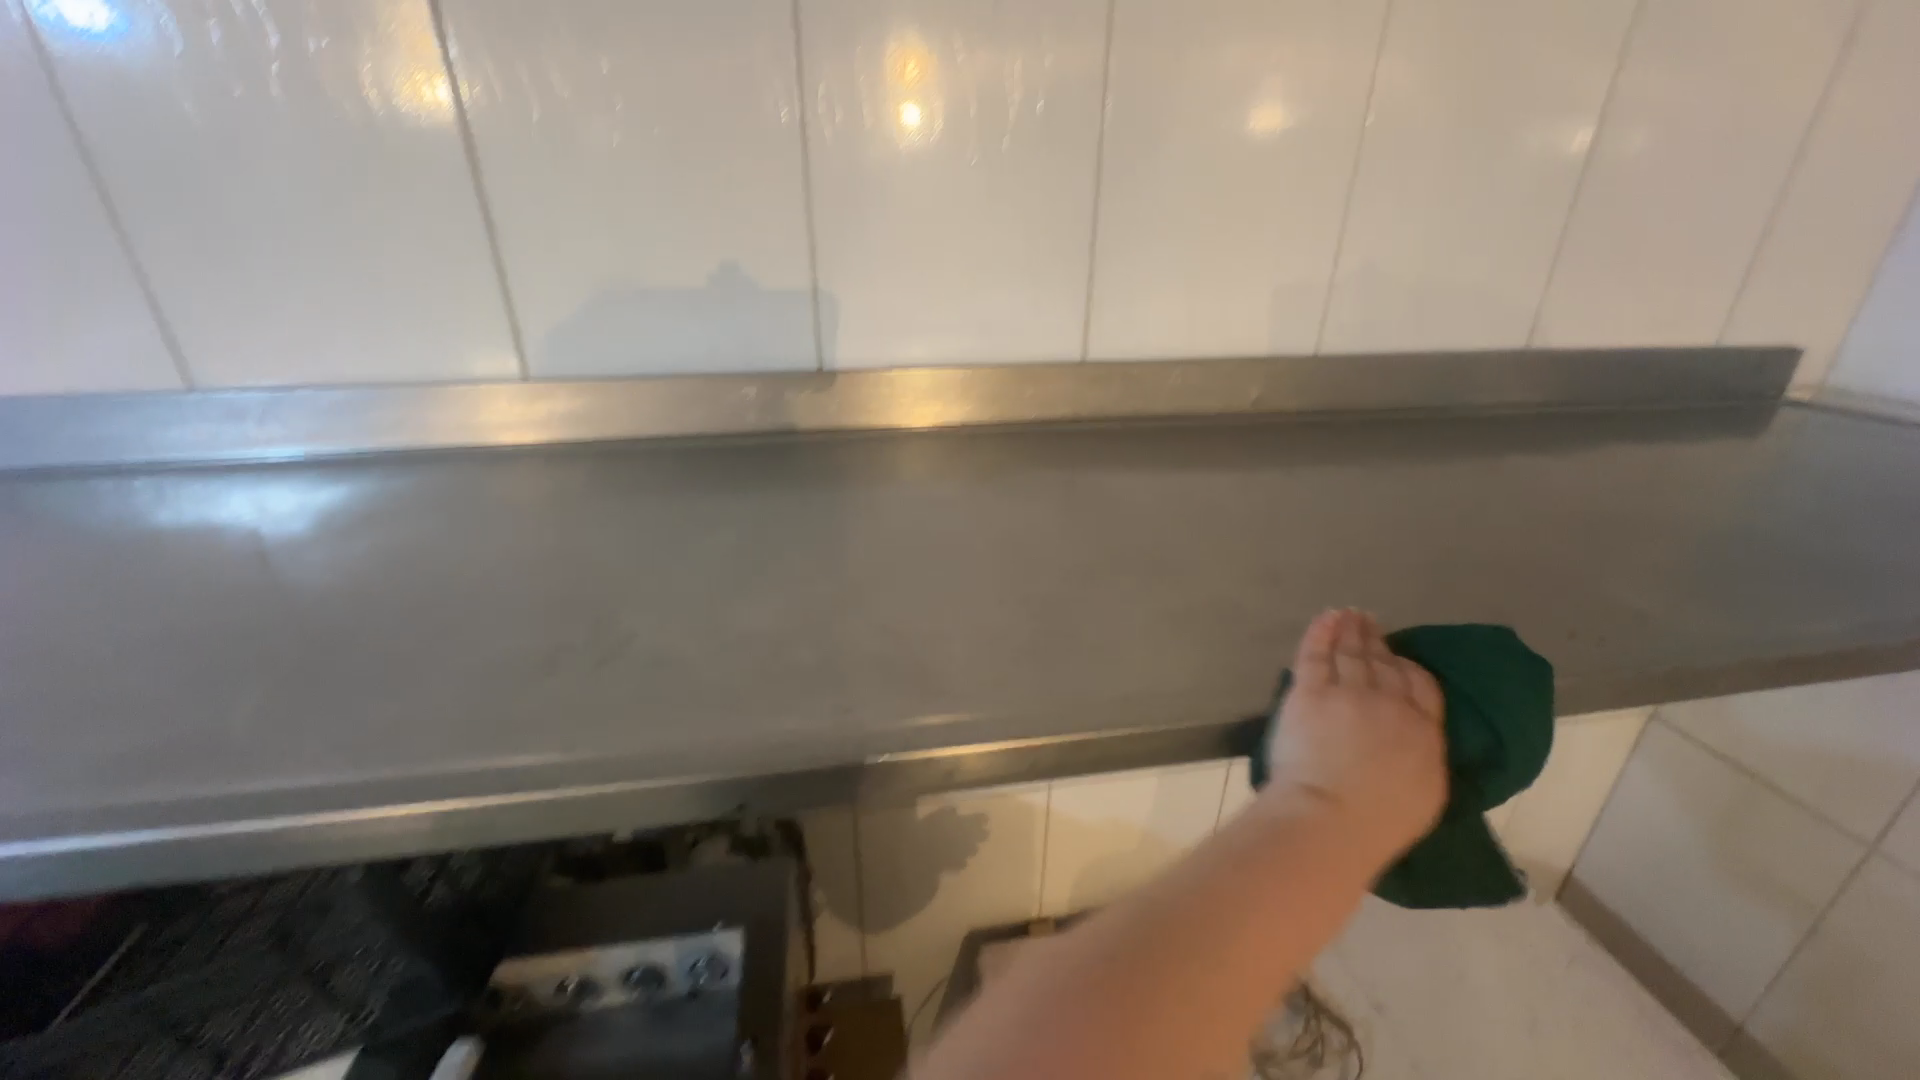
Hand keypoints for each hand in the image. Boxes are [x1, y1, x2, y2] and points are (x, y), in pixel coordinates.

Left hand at [1262, 608, 1447, 860]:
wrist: (1332, 816)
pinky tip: (1327, 618)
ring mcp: (1348, 693)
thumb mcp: (1426, 793)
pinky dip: (1322, 632)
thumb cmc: (1379, 821)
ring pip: (1351, 653)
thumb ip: (1424, 756)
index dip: (1407, 667)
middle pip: (1384, 665)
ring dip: (1351, 631)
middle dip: (1377, 643)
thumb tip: (1418, 738)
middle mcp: (1389, 703)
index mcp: (1424, 731)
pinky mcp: (1310, 692)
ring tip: (1351, 615)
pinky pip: (1317, 653)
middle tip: (1370, 625)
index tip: (1398, 659)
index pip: (1421, 686)